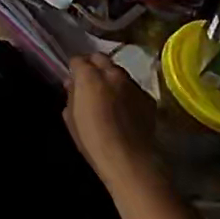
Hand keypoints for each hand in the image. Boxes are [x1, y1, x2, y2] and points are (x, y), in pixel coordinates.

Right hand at [63, 53, 157, 184]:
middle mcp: (112, 73)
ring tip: (107, 94)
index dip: (73, 68)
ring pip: (118, 71)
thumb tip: (72, 85)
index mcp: (89, 76)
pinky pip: (133, 87)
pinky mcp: (148, 97)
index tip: (72, 78)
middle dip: (92, 65)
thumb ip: (71, 96)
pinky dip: (126, 91)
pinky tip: (124, 107)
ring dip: (110, 77)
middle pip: (100, 58)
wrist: (129, 160)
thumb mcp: (71, 119)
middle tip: (88, 81)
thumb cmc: (93, 140)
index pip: (78, 60)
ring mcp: (133, 84)